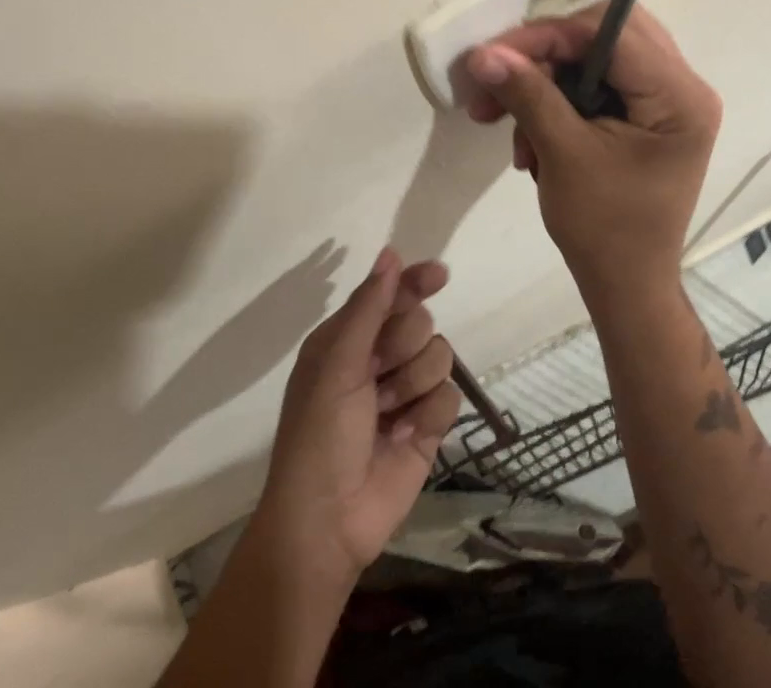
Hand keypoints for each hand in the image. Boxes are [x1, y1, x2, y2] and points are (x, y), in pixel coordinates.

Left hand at [251, 248, 460, 585]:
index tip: (439, 275)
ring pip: (440, 358)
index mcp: (345, 340)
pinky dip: (429, 415)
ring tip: (387, 414)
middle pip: (420, 323)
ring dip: (414, 384)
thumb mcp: (336, 365)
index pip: (388, 296)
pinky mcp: (428, 425)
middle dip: (403, 347)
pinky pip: (450, 397)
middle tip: (377, 376)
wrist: (330, 516)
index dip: (413, 283)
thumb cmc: (320, 434)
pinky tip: (405, 436)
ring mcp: (404, 393)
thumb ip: (368, 310)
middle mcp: (375, 360)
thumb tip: (390, 254)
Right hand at [465, 2, 721, 295]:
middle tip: (495, 85)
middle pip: (603, 37)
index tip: (492, 58)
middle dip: (542, 59)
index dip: (545, 37)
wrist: (625, 284)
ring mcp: (665, 104)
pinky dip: (556, 108)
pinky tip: (532, 146)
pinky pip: (595, 90)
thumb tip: (482, 55)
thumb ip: (527, 94)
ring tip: (508, 131)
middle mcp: (682, 89)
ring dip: (543, 88)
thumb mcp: (562, 154)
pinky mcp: (645, 120)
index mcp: (679, 96)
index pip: (609, 32)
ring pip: (593, 62)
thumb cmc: (604, 227)